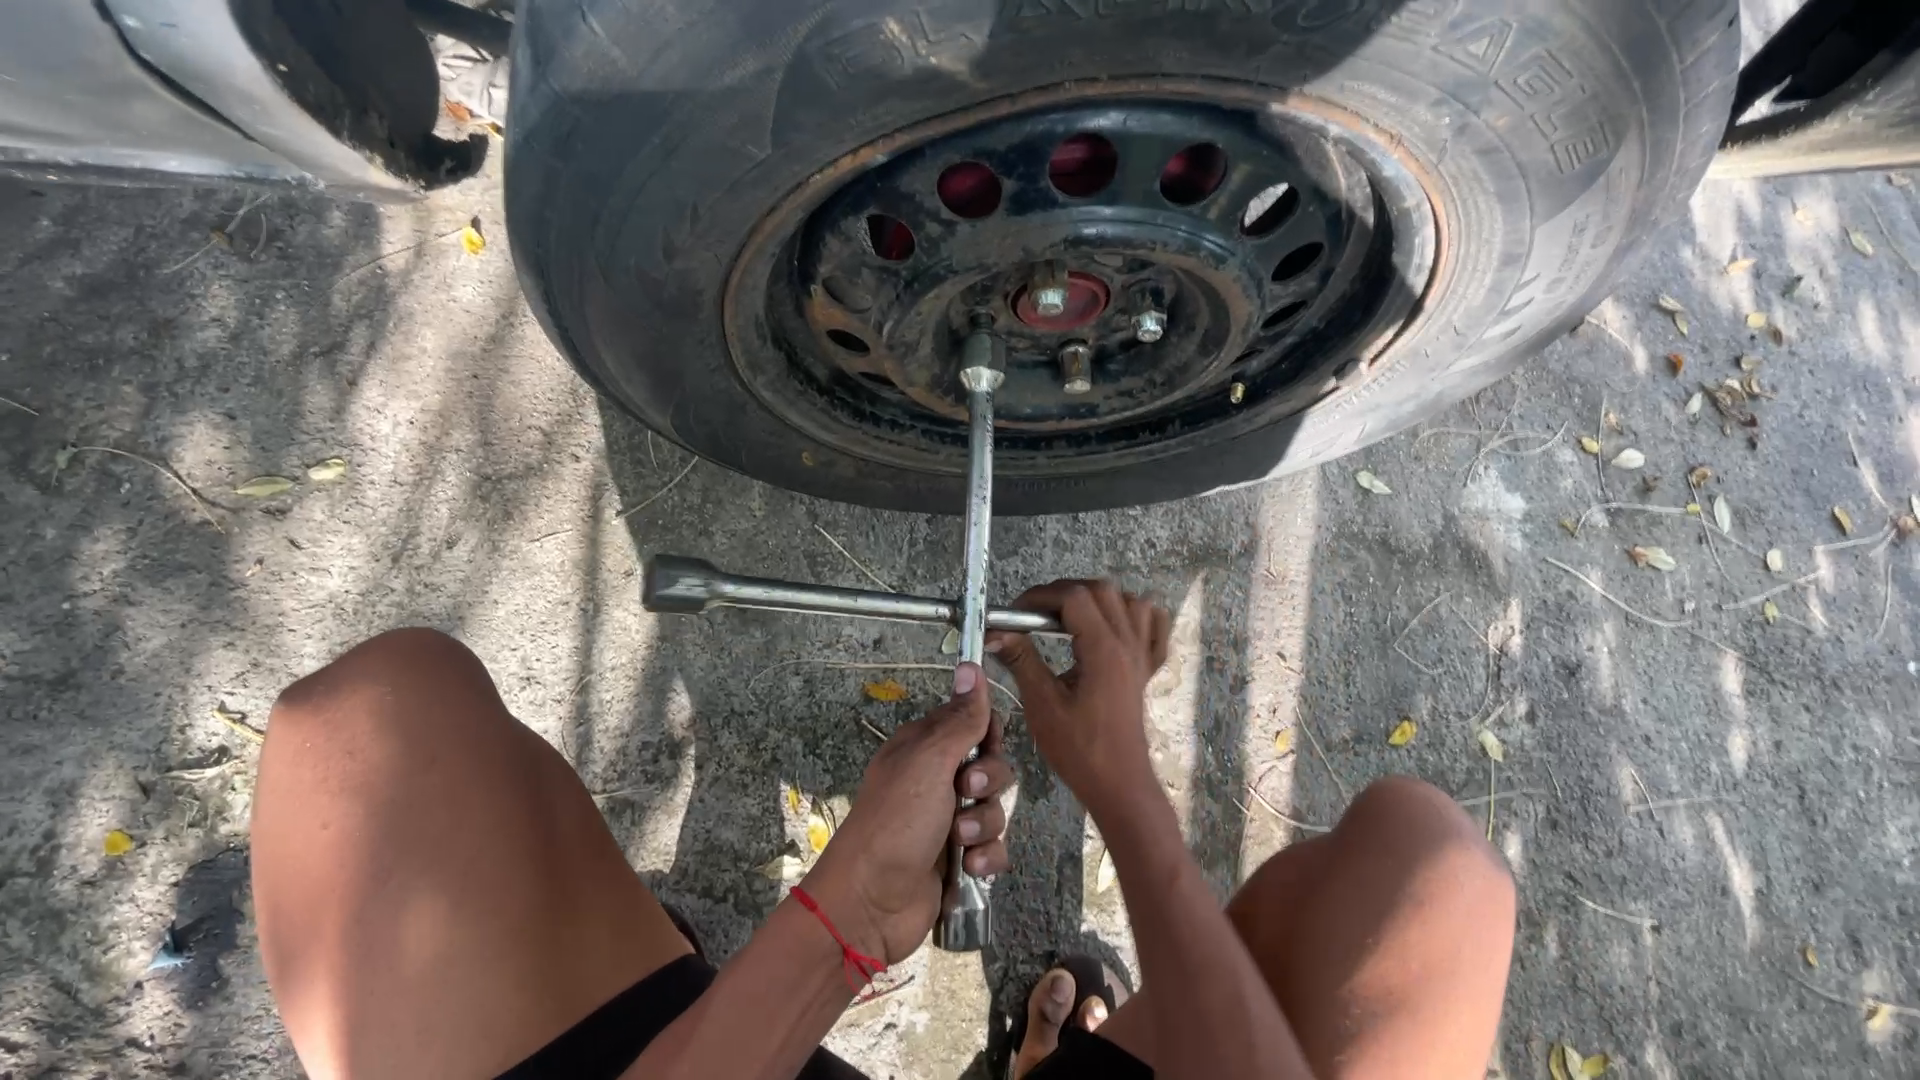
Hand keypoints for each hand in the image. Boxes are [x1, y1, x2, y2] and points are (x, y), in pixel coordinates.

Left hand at [803, 662, 1013, 965]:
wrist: (870, 903)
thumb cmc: (896, 821)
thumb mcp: (929, 761)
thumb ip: (960, 719)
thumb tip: (971, 665)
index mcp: (924, 748)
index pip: (973, 724)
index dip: (988, 734)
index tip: (985, 745)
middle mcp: (936, 779)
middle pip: (991, 766)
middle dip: (989, 782)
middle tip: (966, 790)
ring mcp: (947, 820)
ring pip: (995, 808)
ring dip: (984, 824)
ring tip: (961, 842)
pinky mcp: (958, 859)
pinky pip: (993, 848)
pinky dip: (986, 858)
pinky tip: (970, 868)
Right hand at [986, 580, 1169, 823]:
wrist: (1119, 784)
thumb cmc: (1079, 749)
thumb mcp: (1042, 704)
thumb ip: (1021, 659)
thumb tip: (995, 631)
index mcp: (1104, 650)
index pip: (1074, 597)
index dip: (1040, 596)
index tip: (1016, 614)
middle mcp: (1129, 644)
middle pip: (1102, 590)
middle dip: (1064, 593)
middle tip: (1036, 615)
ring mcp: (1144, 655)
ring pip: (1130, 602)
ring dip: (1098, 599)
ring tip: (1070, 619)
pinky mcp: (1148, 669)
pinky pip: (1153, 626)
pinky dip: (1135, 615)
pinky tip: (1113, 627)